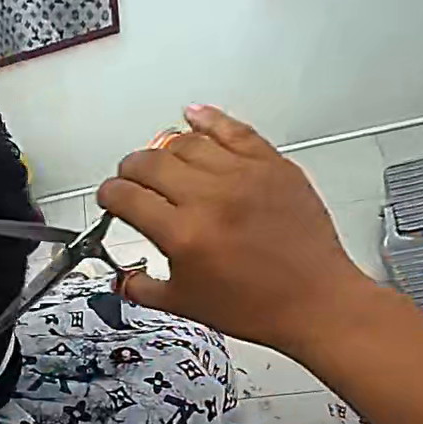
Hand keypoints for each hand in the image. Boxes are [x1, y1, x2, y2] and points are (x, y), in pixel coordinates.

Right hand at [97, 104, 379, 352]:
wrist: (313, 301)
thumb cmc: (256, 307)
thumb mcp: (187, 305)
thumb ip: (143, 289)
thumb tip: (121, 279)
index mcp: (183, 235)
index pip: (127, 197)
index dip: (109, 195)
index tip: (110, 198)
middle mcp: (209, 198)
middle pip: (150, 162)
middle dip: (130, 169)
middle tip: (130, 180)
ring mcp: (242, 175)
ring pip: (186, 142)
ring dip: (163, 148)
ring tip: (160, 160)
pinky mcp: (271, 165)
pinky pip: (232, 129)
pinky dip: (208, 119)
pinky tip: (192, 116)